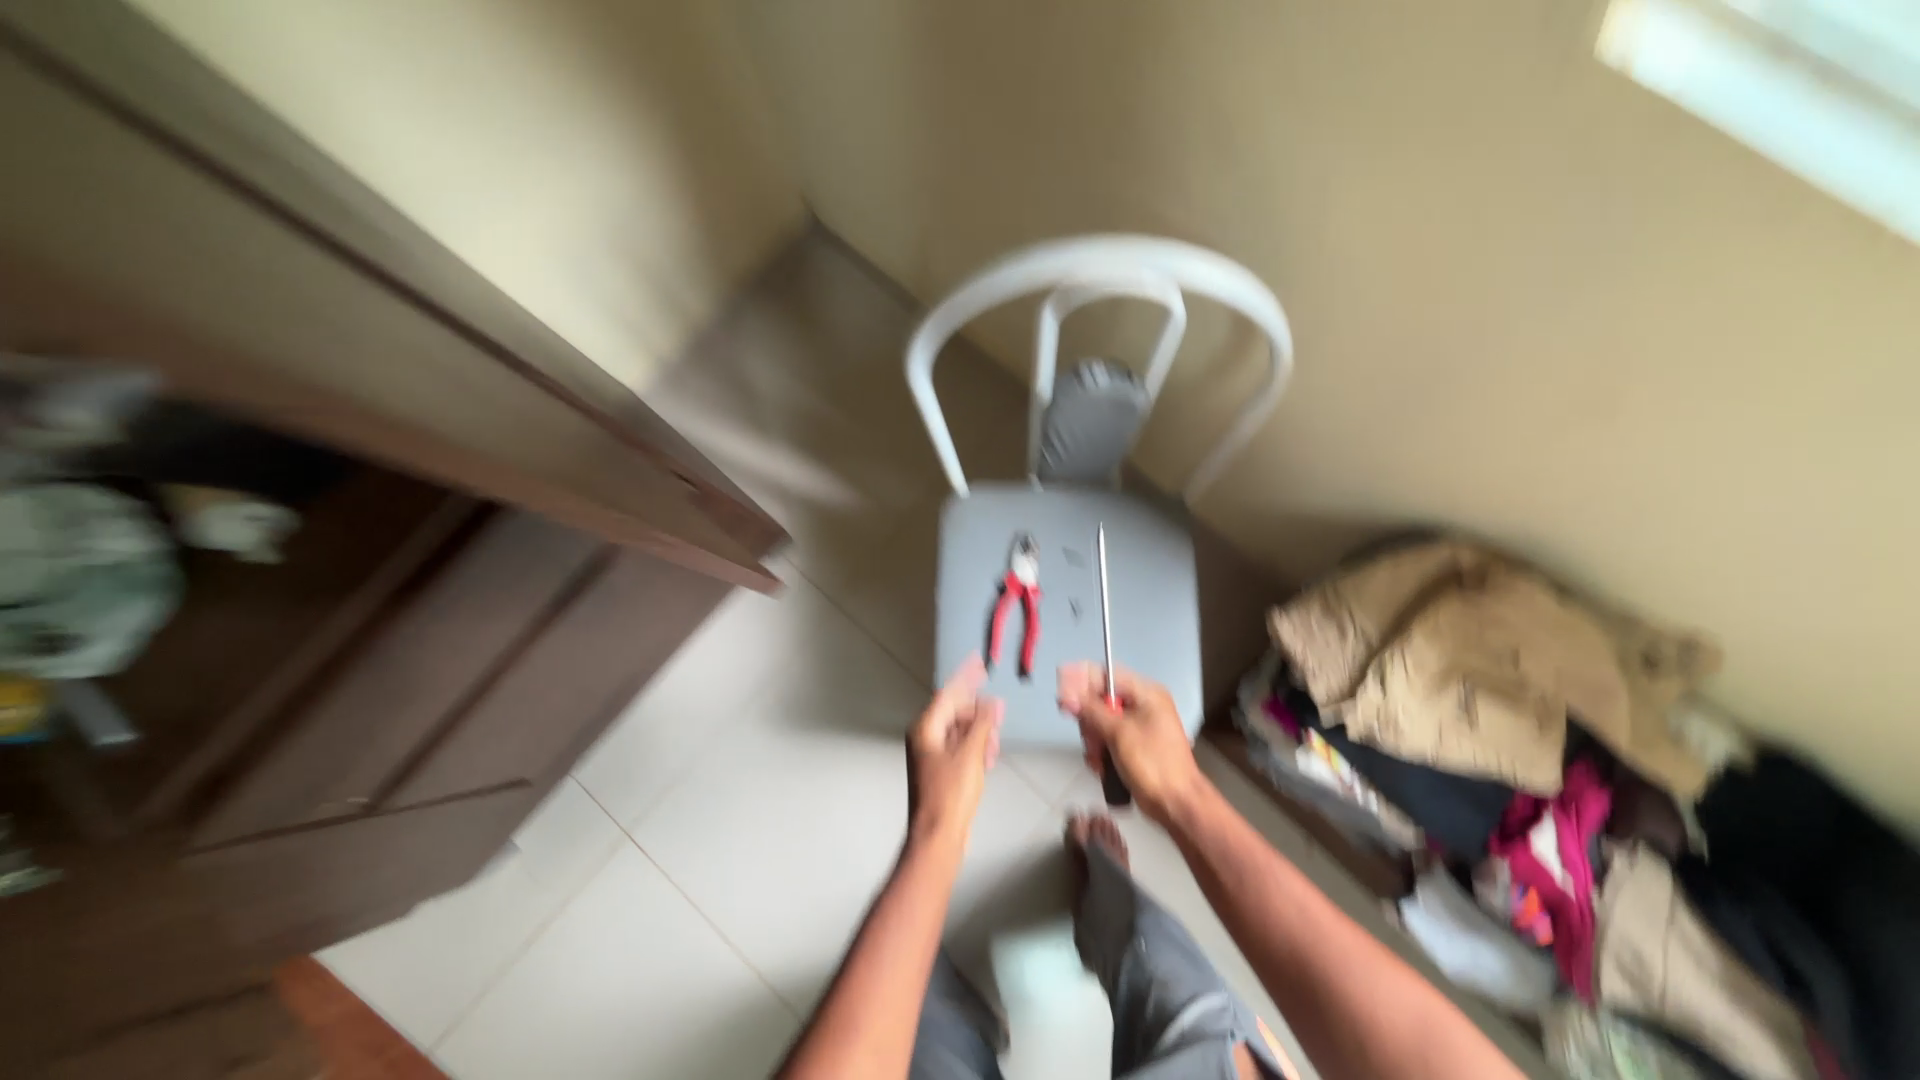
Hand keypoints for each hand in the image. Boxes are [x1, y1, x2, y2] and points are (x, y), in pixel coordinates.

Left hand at [906, 654, 1002, 848]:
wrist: (938, 836)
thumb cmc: (951, 793)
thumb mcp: (970, 754)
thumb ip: (983, 724)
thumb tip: (993, 702)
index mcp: (925, 728)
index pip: (947, 694)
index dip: (965, 678)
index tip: (980, 663)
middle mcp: (924, 737)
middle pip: (955, 712)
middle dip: (978, 715)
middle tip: (998, 723)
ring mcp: (931, 755)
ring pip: (960, 731)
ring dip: (980, 735)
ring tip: (993, 750)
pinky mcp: (941, 770)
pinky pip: (961, 748)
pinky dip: (976, 750)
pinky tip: (988, 761)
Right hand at [1057, 662, 1206, 824]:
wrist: (1175, 804)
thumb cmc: (1152, 764)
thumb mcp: (1118, 733)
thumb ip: (1090, 710)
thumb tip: (1066, 693)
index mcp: (1145, 693)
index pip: (1105, 675)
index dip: (1081, 684)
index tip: (1063, 701)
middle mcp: (1142, 705)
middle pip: (1100, 699)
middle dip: (1090, 721)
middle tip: (1092, 740)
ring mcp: (1137, 726)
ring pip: (1100, 722)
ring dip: (1094, 741)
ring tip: (1098, 759)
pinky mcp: (1132, 746)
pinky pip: (1106, 739)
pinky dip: (1101, 752)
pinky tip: (1102, 766)